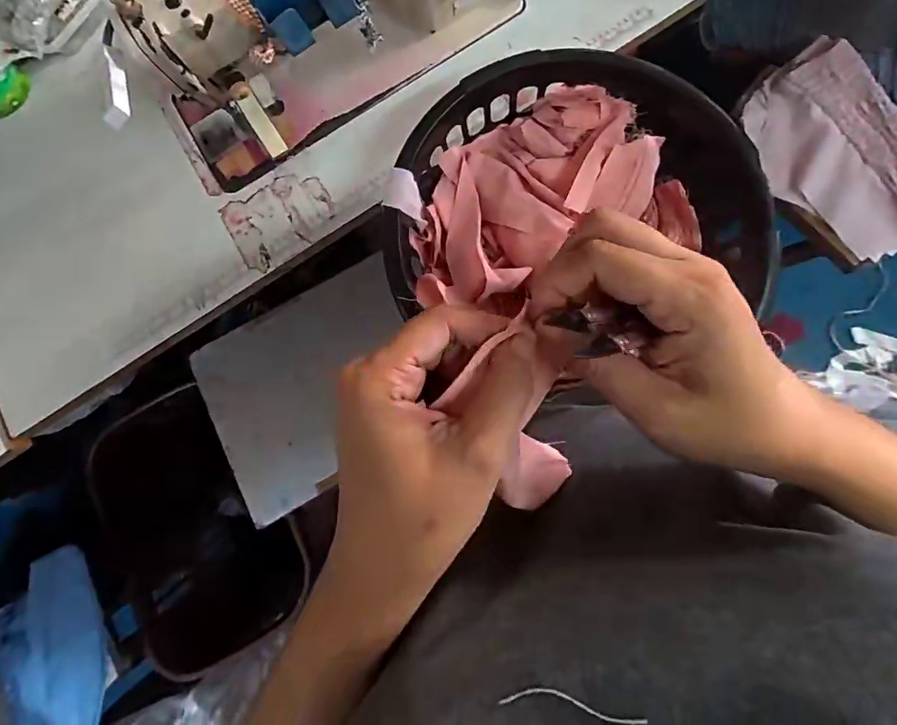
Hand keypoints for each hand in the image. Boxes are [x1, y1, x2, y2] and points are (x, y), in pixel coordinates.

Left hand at [327, 305, 550, 616]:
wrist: (378, 575)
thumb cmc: (425, 521)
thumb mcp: (478, 454)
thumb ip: (506, 389)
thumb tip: (527, 338)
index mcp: (376, 374)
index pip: (439, 322)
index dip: (488, 325)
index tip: (532, 342)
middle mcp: (363, 370)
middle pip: (434, 339)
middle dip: (483, 353)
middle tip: (528, 376)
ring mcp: (365, 389)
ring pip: (432, 360)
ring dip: (472, 375)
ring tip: (509, 399)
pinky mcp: (374, 408)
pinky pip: (421, 381)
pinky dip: (453, 391)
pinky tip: (480, 414)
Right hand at [528, 210, 844, 480]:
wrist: (786, 425)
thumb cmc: (725, 425)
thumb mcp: (653, 409)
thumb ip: (593, 362)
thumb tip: (545, 331)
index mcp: (688, 294)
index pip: (599, 255)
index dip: (557, 282)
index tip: (542, 322)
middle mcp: (689, 262)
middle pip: (602, 224)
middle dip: (565, 265)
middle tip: (557, 311)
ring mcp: (688, 260)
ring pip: (610, 229)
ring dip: (580, 265)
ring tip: (577, 312)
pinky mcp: (682, 269)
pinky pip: (624, 247)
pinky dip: (597, 271)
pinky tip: (600, 311)